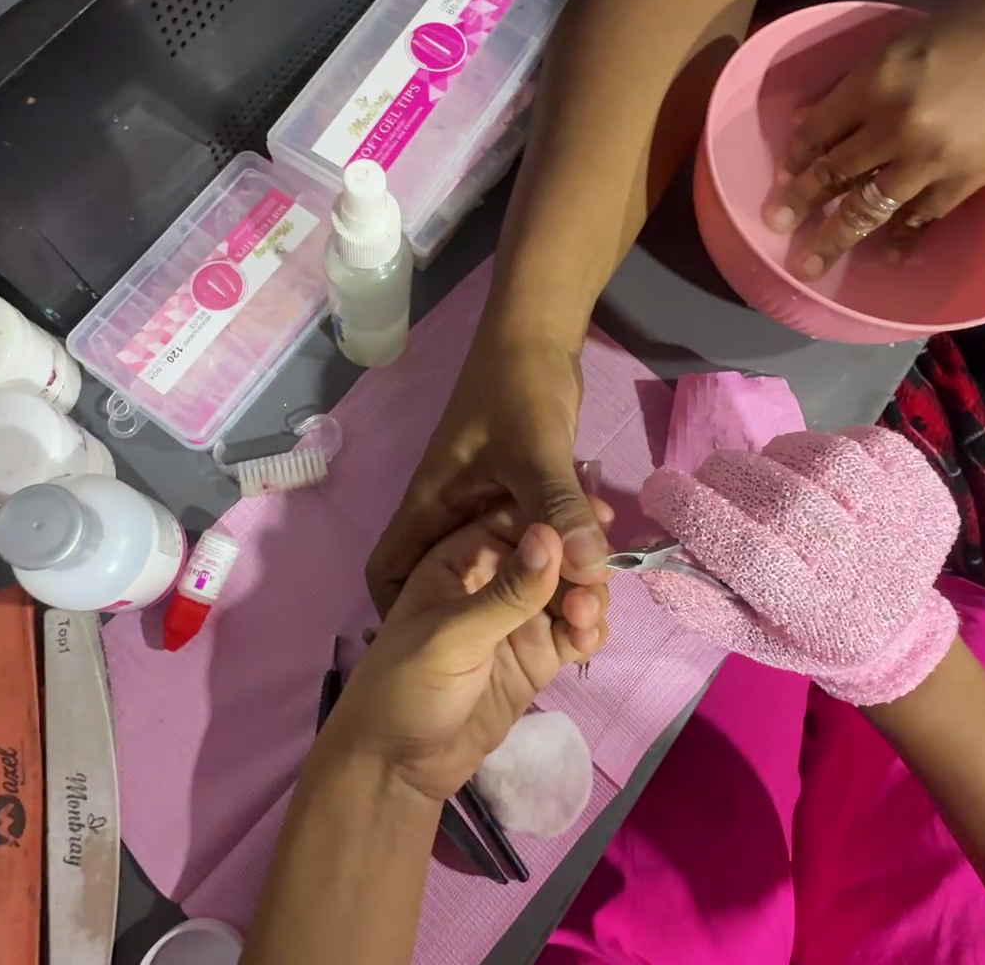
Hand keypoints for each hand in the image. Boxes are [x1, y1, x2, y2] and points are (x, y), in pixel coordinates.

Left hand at [330, 512, 606, 801]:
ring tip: (585, 616)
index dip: (554, 515)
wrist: (400, 765)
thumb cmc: (407, 686)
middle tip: (598, 578)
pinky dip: (587, 631)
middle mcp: (493, 581)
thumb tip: (551, 534)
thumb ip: (506, 592)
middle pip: (552, 553)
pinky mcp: (537, 657)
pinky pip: (573, 632)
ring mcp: (518, 620)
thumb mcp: (452, 635)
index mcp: (461, 559)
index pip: (513, 518)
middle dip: (579, 560)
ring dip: (587, 597)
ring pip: (568, 591)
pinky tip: (588, 639)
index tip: (596, 518)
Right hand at [367, 337, 610, 632]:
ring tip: (586, 601)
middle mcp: (450, 511)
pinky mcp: (515, 491)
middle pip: (453, 576)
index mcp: (430, 505)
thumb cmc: (516, 386)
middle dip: (494, 607)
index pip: (390, 570)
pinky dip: (557, 551)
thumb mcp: (536, 450)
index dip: (397, 612)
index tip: (441, 648)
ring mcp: (484, 501)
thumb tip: (592, 574)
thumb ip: (560, 509)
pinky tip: (595, 563)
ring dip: (539, 578)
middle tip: (550, 632)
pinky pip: (530, 537)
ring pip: (500, 558)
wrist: (537, 336)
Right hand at [642, 427, 960, 704]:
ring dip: (774, 456)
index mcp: (809, 611)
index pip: (743, 549)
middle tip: (710, 482)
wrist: (891, 632)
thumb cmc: (800, 630)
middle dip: (721, 475)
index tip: (657, 489)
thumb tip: (643, 548)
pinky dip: (826, 444)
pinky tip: (816, 473)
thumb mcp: (740, 634)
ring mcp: (899, 526)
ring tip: (768, 477)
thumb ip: (689, 596)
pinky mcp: (924, 491)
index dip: (688, 509)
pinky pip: (863, 440)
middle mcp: (857, 569)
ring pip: (818, 457)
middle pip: (777, 496)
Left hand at [766, 0, 984, 276]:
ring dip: (834, 238)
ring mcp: (931, 158)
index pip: (817, 130)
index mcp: (879, 79)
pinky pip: (921, 218)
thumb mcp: (914, 38)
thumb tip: (812, 120)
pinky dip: (901, 239)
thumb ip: (862, 83)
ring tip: (809, 265)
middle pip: (832, 174)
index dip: (794, 158)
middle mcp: (896, 123)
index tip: (781, 177)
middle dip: (798, 205)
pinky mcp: (968, 179)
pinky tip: (886, 258)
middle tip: (774, 227)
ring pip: (867, 206)